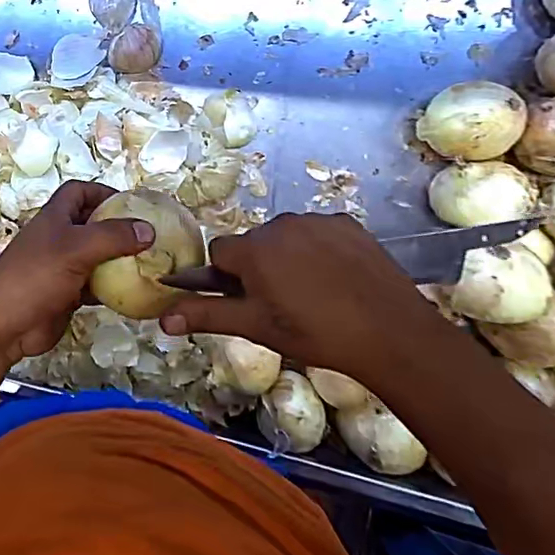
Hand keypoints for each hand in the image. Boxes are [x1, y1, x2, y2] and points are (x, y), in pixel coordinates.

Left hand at [0, 180, 154, 363]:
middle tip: (147, 235)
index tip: (130, 203)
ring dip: (117, 258)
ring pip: (95, 256)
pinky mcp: (66, 293)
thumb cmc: (35, 277)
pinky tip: (132, 292)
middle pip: (90, 223)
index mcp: (54, 217)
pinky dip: (112, 286)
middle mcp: (57, 238)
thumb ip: (112, 237)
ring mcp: (61, 267)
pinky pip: (95, 284)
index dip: (102, 191)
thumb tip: (148, 229)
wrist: (5, 326)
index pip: (78, 191)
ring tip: (146, 262)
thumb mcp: (76, 249)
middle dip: (116, 227)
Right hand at [158, 212, 430, 373]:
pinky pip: (317, 231)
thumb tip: (163, 318)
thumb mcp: (256, 327)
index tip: (248, 301)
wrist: (391, 333)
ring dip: (288, 257)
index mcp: (253, 249)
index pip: (220, 253)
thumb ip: (207, 316)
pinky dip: (319, 249)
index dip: (229, 278)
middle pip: (253, 243)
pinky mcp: (346, 223)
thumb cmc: (315, 334)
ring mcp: (316, 220)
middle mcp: (280, 224)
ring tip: (313, 293)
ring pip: (285, 236)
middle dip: (259, 267)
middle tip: (282, 303)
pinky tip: (337, 278)